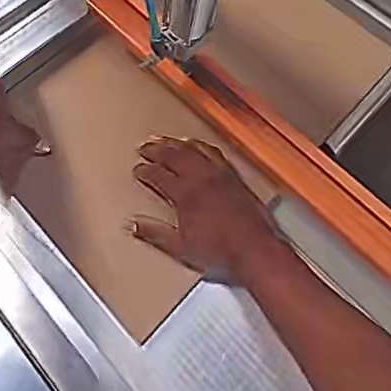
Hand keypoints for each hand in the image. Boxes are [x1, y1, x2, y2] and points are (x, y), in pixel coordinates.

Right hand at [129, 138, 289, 280]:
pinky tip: (200, 145)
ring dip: (177, 143)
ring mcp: (219, 175)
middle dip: (156, 149)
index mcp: (185, 194)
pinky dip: (202, 146)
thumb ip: (155, 233)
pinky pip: (215, 153)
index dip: (145, 171)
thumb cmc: (221, 251)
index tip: (138, 170)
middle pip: (173, 156)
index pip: (158, 175)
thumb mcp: (181, 247)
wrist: (256, 250)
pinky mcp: (234, 177)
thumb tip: (134, 225)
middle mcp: (201, 178)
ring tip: (167, 139)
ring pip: (193, 150)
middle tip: (145, 146)